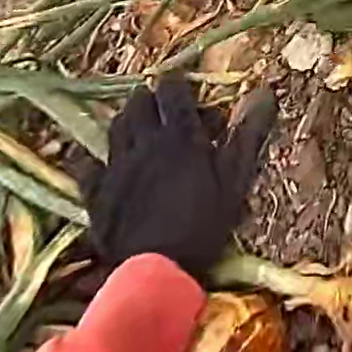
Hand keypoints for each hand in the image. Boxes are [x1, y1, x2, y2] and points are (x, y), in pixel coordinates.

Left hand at [79, 76, 276, 280]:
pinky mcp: (96, 195)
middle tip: (162, 103)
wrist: (158, 270)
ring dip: (126, 119)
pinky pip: (85, 166)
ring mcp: (116, 169)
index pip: (173, 93)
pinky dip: (91, 156)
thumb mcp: (236, 176)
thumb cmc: (205, 221)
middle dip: (149, 97)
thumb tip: (266, 92)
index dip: (176, 82)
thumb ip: (249, 132)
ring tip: (138, 122)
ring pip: (114, 128)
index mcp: (180, 136)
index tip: (180, 81)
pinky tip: (98, 158)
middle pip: (138, 105)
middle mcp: (145, 145)